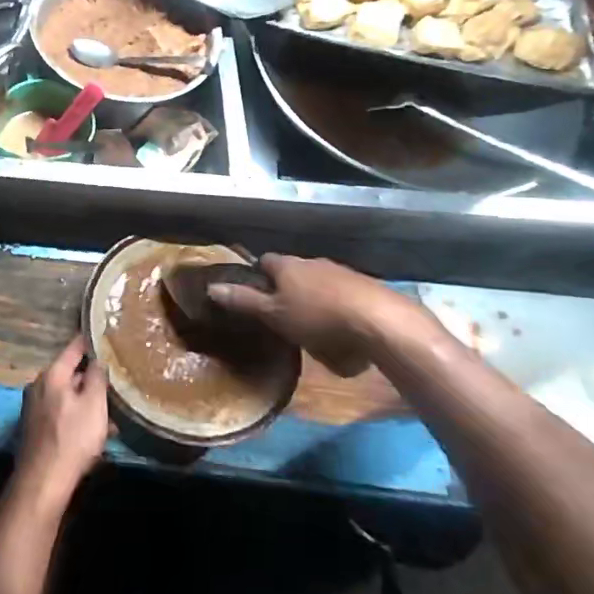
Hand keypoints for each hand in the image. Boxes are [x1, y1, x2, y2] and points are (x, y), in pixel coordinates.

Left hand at [15, 334, 107, 497]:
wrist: (43, 480)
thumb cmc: (72, 438)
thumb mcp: (94, 405)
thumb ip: (96, 377)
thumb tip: (98, 359)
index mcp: (51, 374)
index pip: (73, 348)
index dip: (90, 342)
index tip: (104, 334)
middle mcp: (38, 385)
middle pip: (69, 373)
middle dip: (91, 377)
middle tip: (114, 378)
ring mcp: (34, 406)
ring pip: (66, 395)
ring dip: (87, 400)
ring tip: (110, 411)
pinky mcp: (35, 426)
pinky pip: (61, 411)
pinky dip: (77, 415)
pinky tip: (94, 431)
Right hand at [207, 255, 414, 372]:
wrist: (382, 323)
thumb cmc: (318, 317)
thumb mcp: (274, 315)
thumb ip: (244, 301)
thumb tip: (211, 287)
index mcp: (289, 266)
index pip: (265, 260)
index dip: (256, 273)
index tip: (251, 291)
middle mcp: (316, 263)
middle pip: (294, 272)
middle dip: (287, 289)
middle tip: (280, 314)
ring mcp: (345, 274)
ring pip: (321, 284)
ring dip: (314, 300)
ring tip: (311, 327)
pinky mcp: (369, 289)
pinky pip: (344, 298)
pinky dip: (338, 311)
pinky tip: (341, 332)